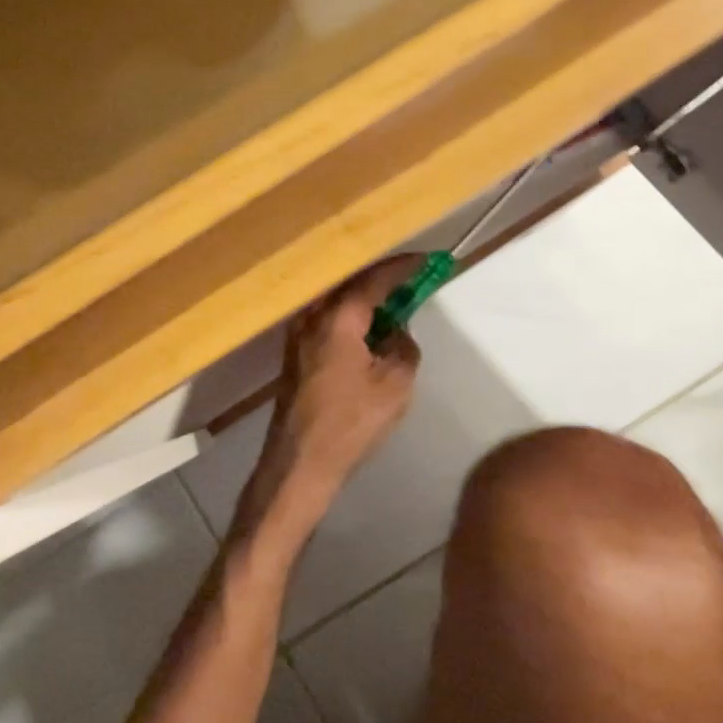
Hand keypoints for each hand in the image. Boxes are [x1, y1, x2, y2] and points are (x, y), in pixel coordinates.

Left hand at [233, 256, 423, 544]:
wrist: (300, 461)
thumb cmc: (351, 422)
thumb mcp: (396, 384)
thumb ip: (404, 347)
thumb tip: (397, 332)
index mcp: (337, 318)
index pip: (374, 279)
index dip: (403, 268)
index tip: (427, 260)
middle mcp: (311, 317)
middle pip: (350, 284)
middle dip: (382, 279)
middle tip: (412, 277)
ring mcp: (297, 336)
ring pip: (335, 302)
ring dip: (364, 299)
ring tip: (394, 302)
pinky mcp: (295, 355)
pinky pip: (327, 320)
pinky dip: (350, 317)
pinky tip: (368, 330)